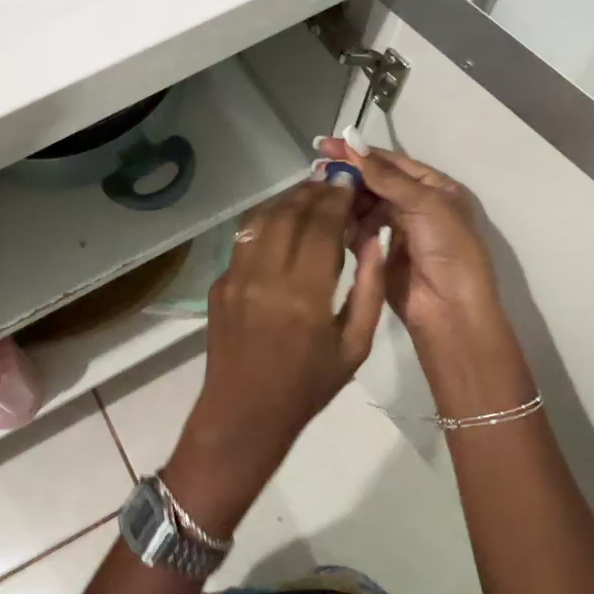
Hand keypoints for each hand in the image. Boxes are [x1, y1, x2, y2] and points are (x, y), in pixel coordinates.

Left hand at [168, 181, 386, 523]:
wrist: (244, 412)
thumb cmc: (308, 385)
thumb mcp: (354, 345)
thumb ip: (368, 289)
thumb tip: (373, 239)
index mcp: (304, 295)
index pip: (321, 226)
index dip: (336, 198)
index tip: (350, 181)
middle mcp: (265, 277)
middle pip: (289, 213)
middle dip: (313, 191)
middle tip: (333, 181)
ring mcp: (236, 277)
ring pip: (260, 219)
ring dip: (287, 200)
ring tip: (310, 194)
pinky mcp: (219, 283)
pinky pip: (244, 240)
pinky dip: (265, 222)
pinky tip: (282, 223)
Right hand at [317, 140, 497, 333]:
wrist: (450, 311)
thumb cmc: (448, 250)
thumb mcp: (424, 204)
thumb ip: (385, 175)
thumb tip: (351, 141)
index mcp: (434, 188)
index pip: (391, 162)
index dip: (360, 152)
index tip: (326, 145)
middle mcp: (416, 205)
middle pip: (374, 181)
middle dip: (349, 175)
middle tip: (317, 170)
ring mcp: (396, 229)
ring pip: (362, 204)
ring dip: (344, 198)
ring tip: (321, 194)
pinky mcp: (378, 252)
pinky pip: (356, 229)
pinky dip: (344, 222)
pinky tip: (328, 217)